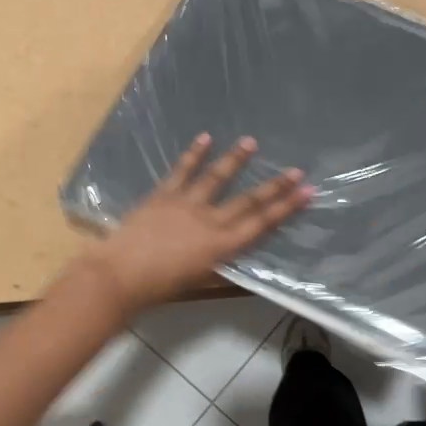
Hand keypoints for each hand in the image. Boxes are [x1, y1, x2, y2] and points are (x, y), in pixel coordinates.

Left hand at [78, 133, 311, 310]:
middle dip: (274, 185)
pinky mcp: (163, 195)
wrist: (120, 276)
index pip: (261, 222)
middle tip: (295, 169)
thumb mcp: (199, 281)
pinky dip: (194, 154)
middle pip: (248, 200)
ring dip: (235, 159)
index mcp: (222, 246)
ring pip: (216, 177)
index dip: (286, 206)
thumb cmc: (161, 287)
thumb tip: (233, 250)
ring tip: (250, 142)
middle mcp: (210, 221)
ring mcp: (186, 204)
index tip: (306, 191)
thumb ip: (218, 263)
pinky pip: (181, 171)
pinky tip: (205, 138)